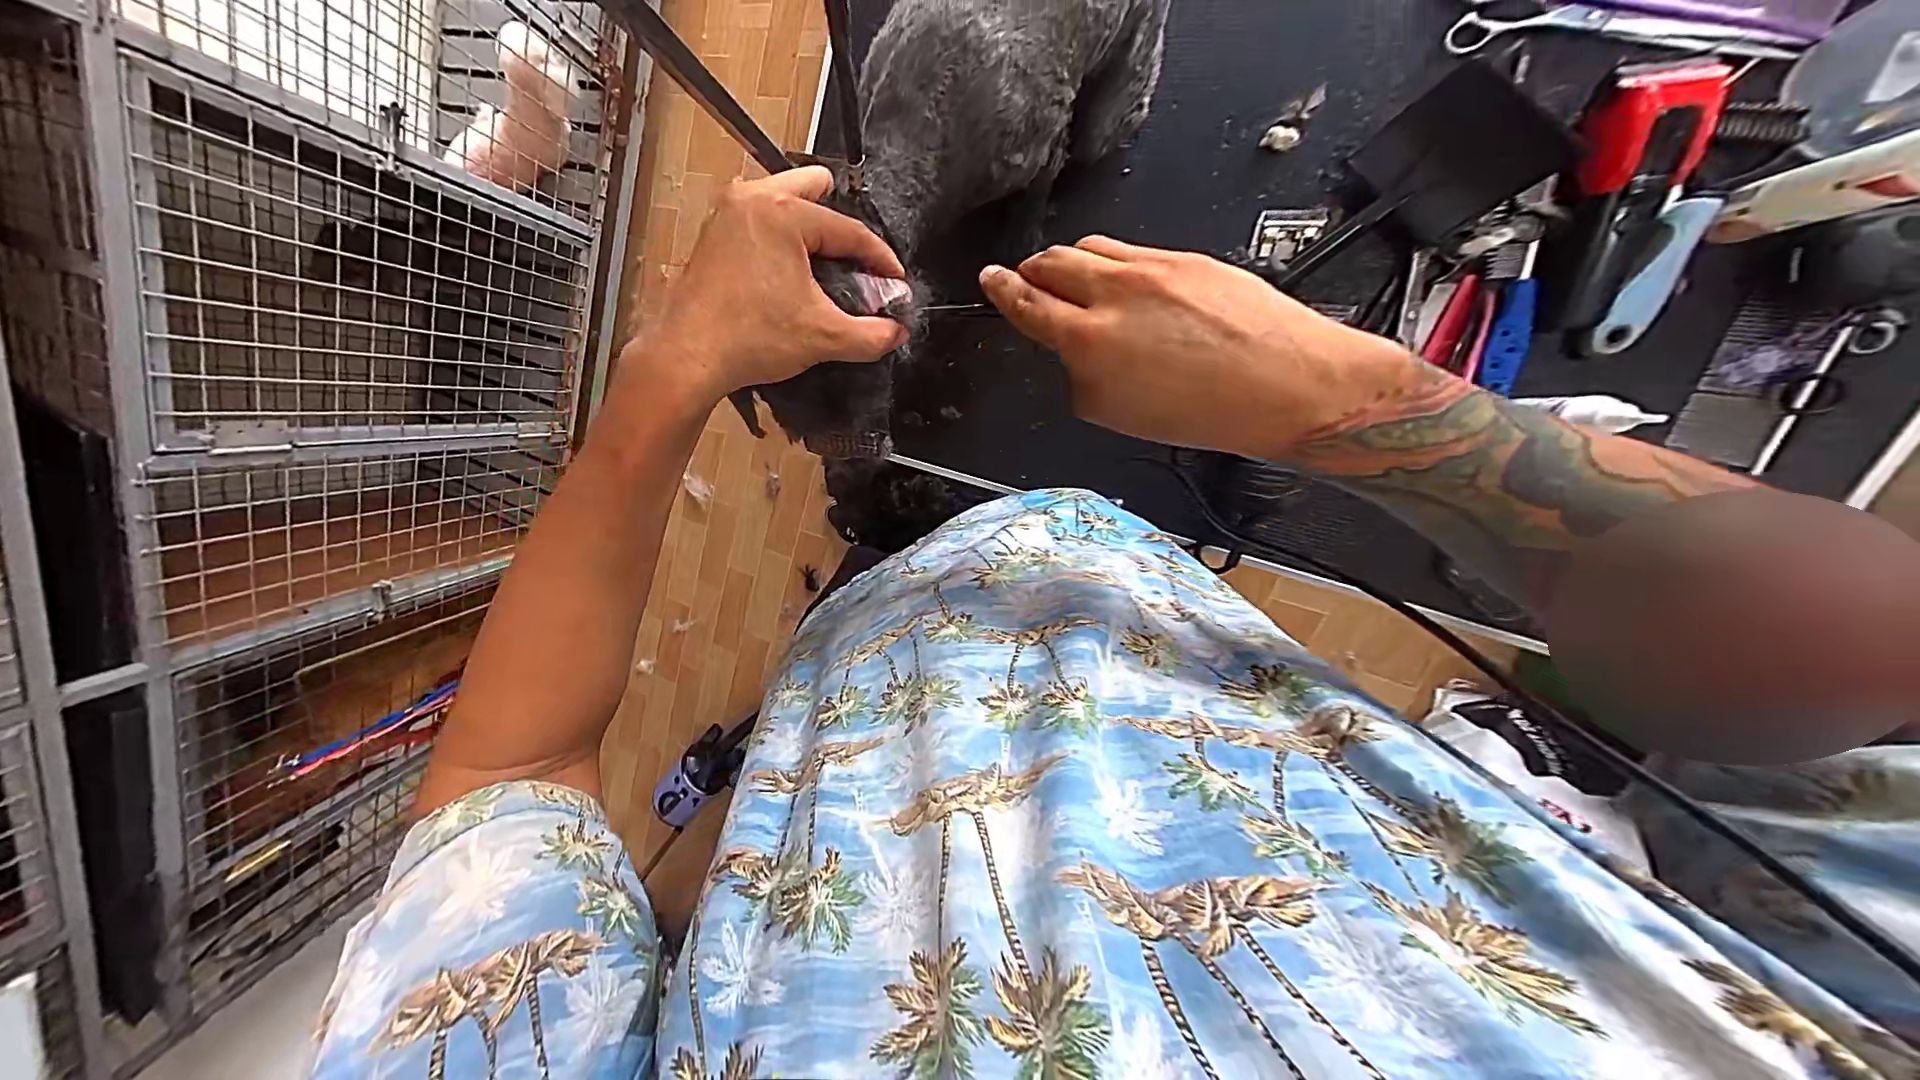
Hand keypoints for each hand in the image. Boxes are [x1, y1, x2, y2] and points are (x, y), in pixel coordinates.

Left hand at [632, 166, 909, 402]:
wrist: (690, 357)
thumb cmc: (749, 338)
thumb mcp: (825, 337)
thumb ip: (872, 334)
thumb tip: (896, 332)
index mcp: (783, 213)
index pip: (850, 229)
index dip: (880, 258)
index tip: (894, 280)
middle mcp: (752, 200)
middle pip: (813, 191)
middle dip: (842, 224)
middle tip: (858, 260)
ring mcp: (728, 214)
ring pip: (784, 201)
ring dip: (811, 228)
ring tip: (828, 266)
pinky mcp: (715, 236)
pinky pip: (760, 220)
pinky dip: (783, 238)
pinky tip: (793, 273)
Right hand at [979, 235, 1423, 460]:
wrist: (1285, 384)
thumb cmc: (1207, 410)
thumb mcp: (1117, 414)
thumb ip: (1079, 377)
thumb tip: (1070, 355)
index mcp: (1090, 340)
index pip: (1027, 302)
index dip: (1001, 288)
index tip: (991, 279)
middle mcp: (1115, 293)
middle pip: (1052, 262)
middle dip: (1031, 270)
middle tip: (1025, 279)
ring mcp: (1152, 268)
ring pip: (1090, 246)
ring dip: (1069, 261)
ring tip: (1071, 278)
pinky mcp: (1184, 257)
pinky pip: (1130, 248)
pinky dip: (1112, 261)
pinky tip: (1122, 281)